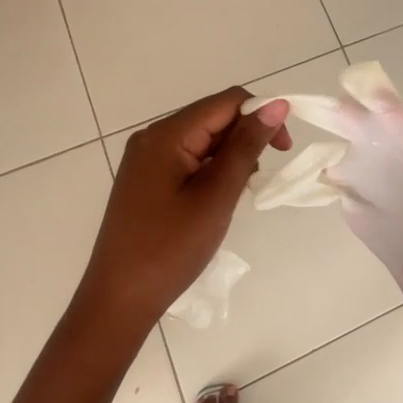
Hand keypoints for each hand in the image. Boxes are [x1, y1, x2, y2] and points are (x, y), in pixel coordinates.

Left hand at [76, 88, 291, 325]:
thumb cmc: (170, 248)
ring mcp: (146, 159)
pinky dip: (211, 171)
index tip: (283, 150)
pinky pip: (189, 158)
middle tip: (256, 180)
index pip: (227, 102)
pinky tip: (215, 200)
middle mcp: (152, 137)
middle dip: (245, 139)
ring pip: (204, 139)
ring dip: (230, 157)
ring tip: (233, 196)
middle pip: (214, 117)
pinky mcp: (146, 180)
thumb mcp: (216, 195)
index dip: (261, 115)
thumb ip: (246, 146)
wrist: (119, 301)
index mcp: (166, 135)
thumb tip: (277, 104)